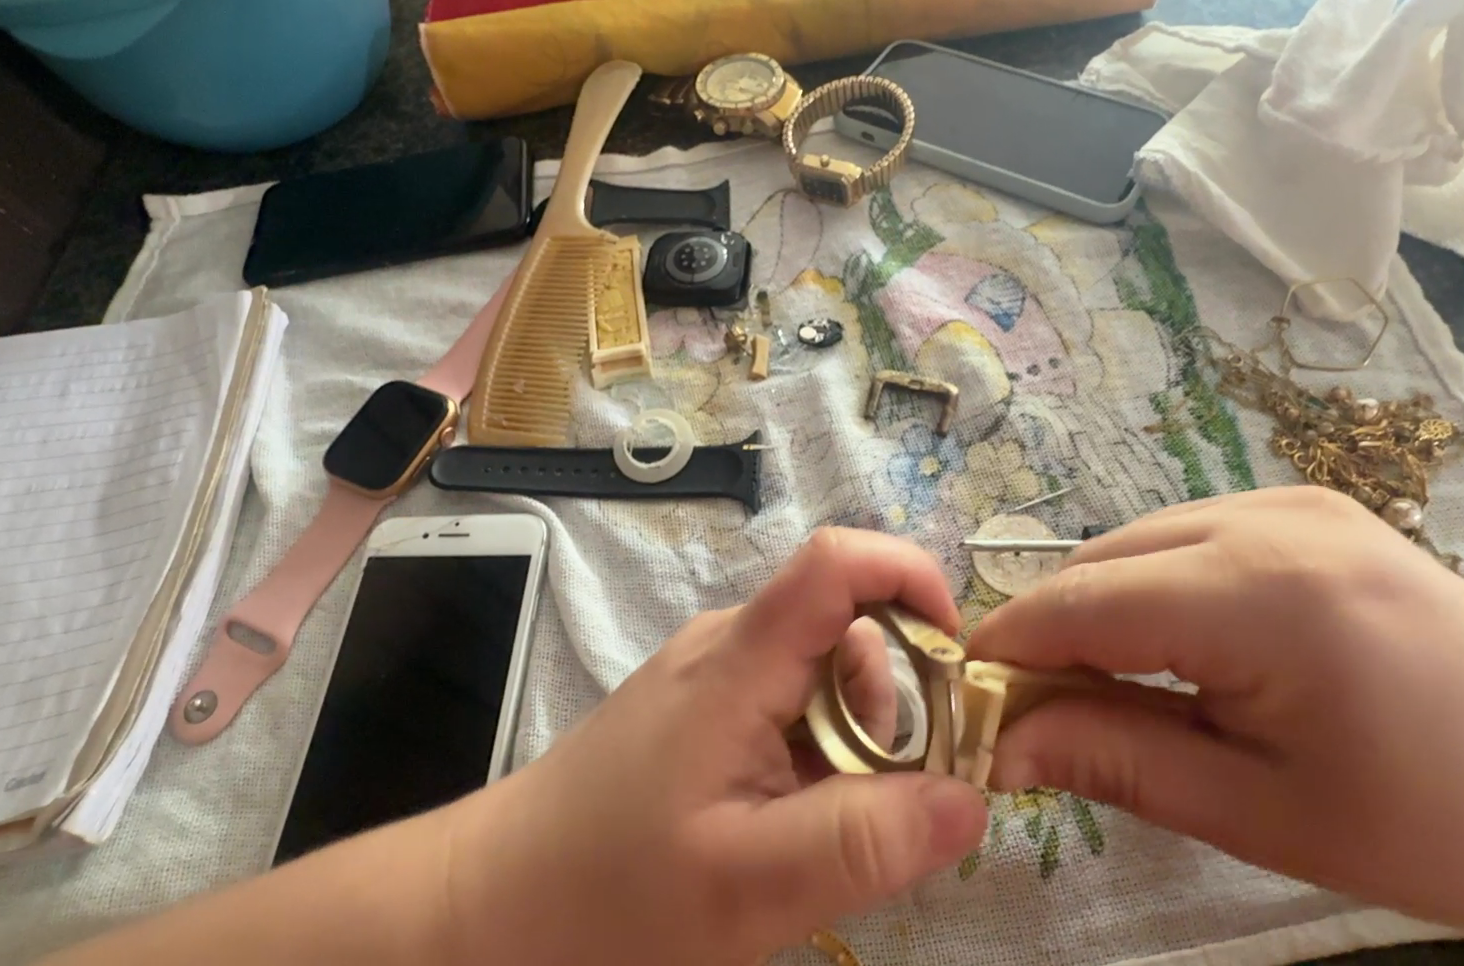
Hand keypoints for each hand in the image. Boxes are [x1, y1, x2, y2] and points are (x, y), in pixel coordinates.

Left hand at [445, 529, 987, 965]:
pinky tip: (787, 820)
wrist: (492, 901)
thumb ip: (863, 842)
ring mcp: (712, 677)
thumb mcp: (747, 886)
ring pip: (822, 674)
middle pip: (847, 626)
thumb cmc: (607, 890)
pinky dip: (817, 755)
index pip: (839, 561)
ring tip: (823, 824)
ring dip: (856, 741)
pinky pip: (789, 706)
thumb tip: (971, 799)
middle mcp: (729, 646)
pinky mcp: (702, 710)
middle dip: (896, 703)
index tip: (956, 665)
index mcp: (740, 660)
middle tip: (887, 800)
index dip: (912, 580)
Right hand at [967, 486, 1463, 948]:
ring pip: (1134, 542)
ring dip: (1097, 607)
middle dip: (1049, 631)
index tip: (963, 695)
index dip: (1007, 646)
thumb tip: (999, 748)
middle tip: (1034, 710)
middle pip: (1098, 562)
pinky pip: (1183, 535)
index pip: (1081, 603)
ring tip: (1103, 684)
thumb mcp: (1259, 811)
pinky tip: (1170, 643)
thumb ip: (1114, 760)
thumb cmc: (1433, 823)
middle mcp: (1268, 518)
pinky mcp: (1310, 506)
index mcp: (1262, 592)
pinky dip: (1148, 585)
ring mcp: (1293, 500)